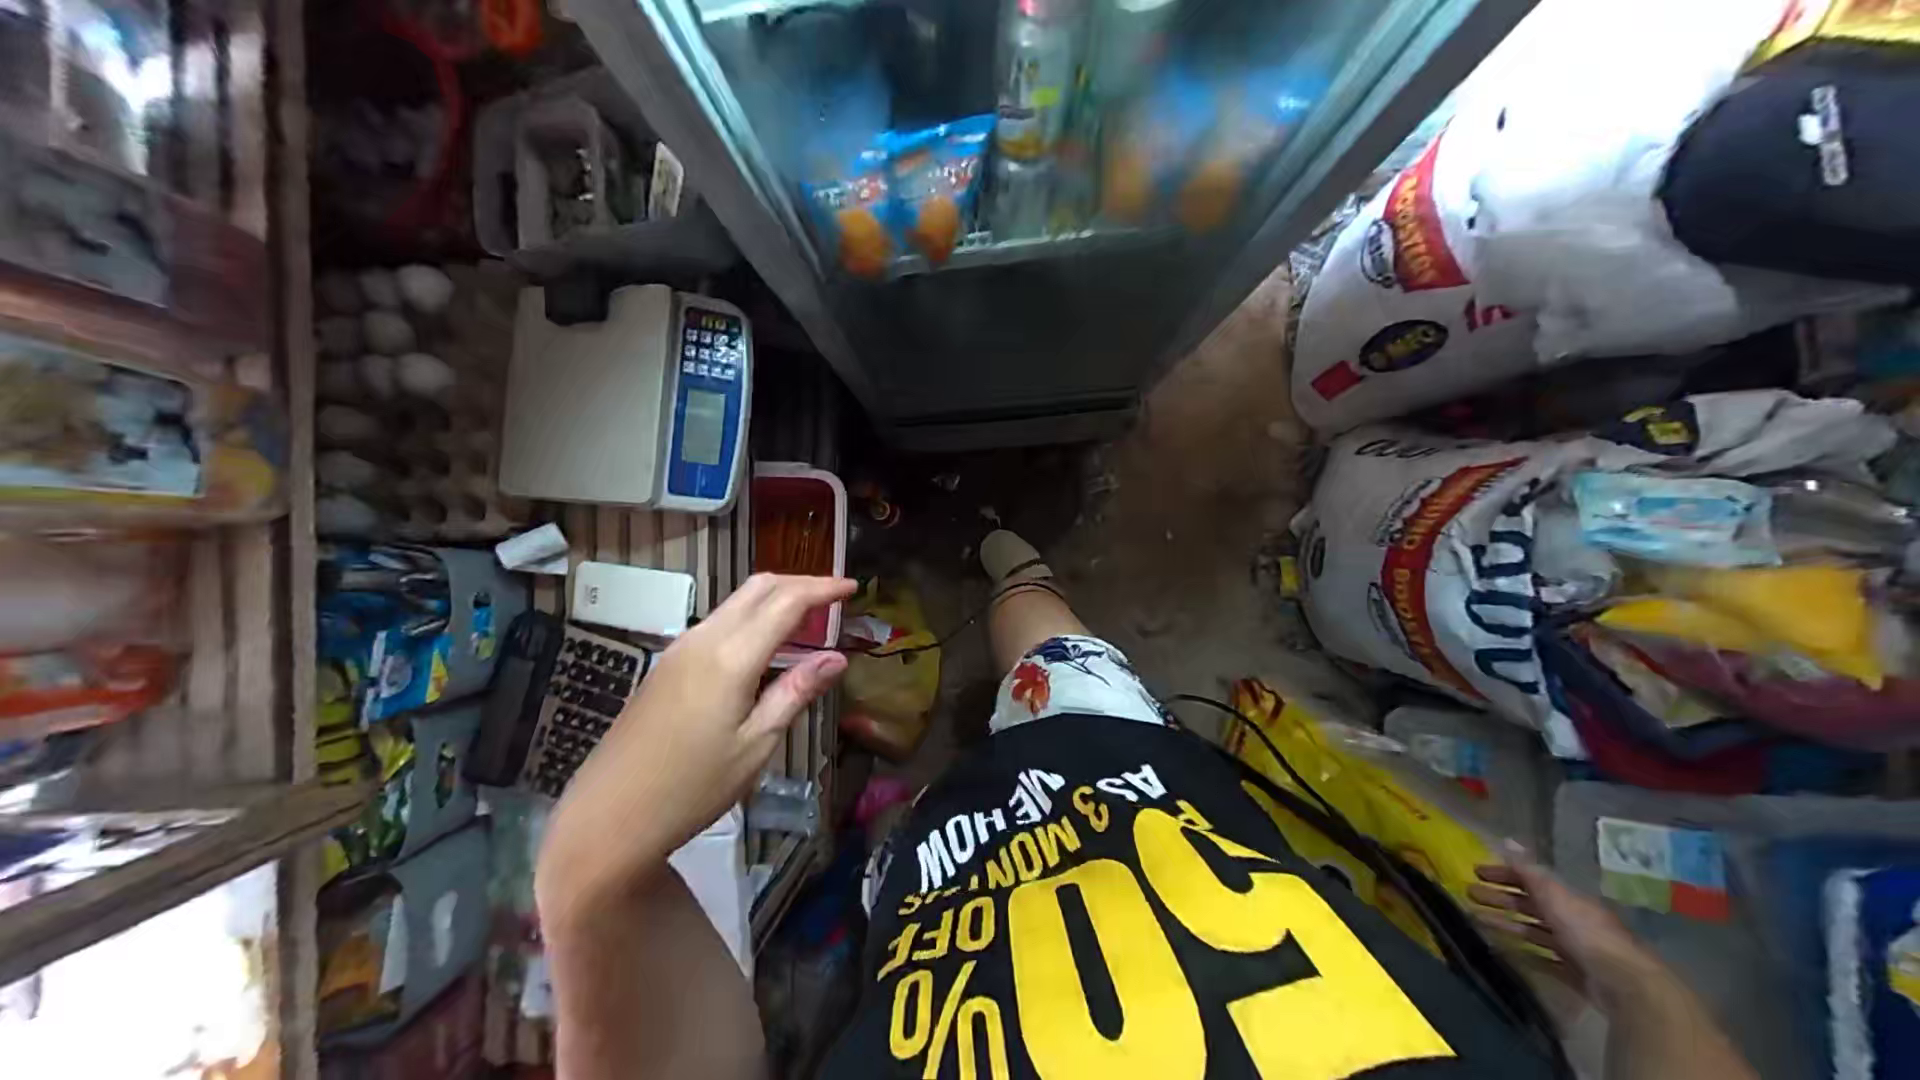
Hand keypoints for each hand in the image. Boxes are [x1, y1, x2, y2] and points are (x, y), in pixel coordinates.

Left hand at [538, 575, 856, 915]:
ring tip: (809, 620)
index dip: (823, 588)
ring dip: (775, 599)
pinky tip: (767, 646)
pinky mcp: (668, 664)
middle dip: (800, 583)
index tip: (854, 587)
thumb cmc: (692, 788)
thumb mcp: (756, 744)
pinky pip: (719, 622)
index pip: (786, 601)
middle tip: (835, 598)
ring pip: (736, 602)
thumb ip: (796, 692)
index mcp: (730, 657)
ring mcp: (680, 649)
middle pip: (758, 587)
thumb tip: (837, 658)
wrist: (607, 817)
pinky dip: (752, 618)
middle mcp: (703, 639)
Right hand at [1470, 854, 1673, 1012]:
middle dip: (1499, 899)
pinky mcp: (1575, 973)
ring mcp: (1574, 948)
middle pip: (1529, 906)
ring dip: (1505, 924)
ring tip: (1477, 921)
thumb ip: (1528, 869)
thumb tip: (1507, 840)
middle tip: (1469, 895)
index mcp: (1568, 899)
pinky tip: (1504, 949)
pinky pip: (1543, 959)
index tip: (1476, 872)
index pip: (1531, 881)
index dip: (1503, 874)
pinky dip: (1524, 952)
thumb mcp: (1554, 894)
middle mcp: (1572, 920)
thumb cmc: (1587, 932)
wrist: (1627, 985)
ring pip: (1533, 931)